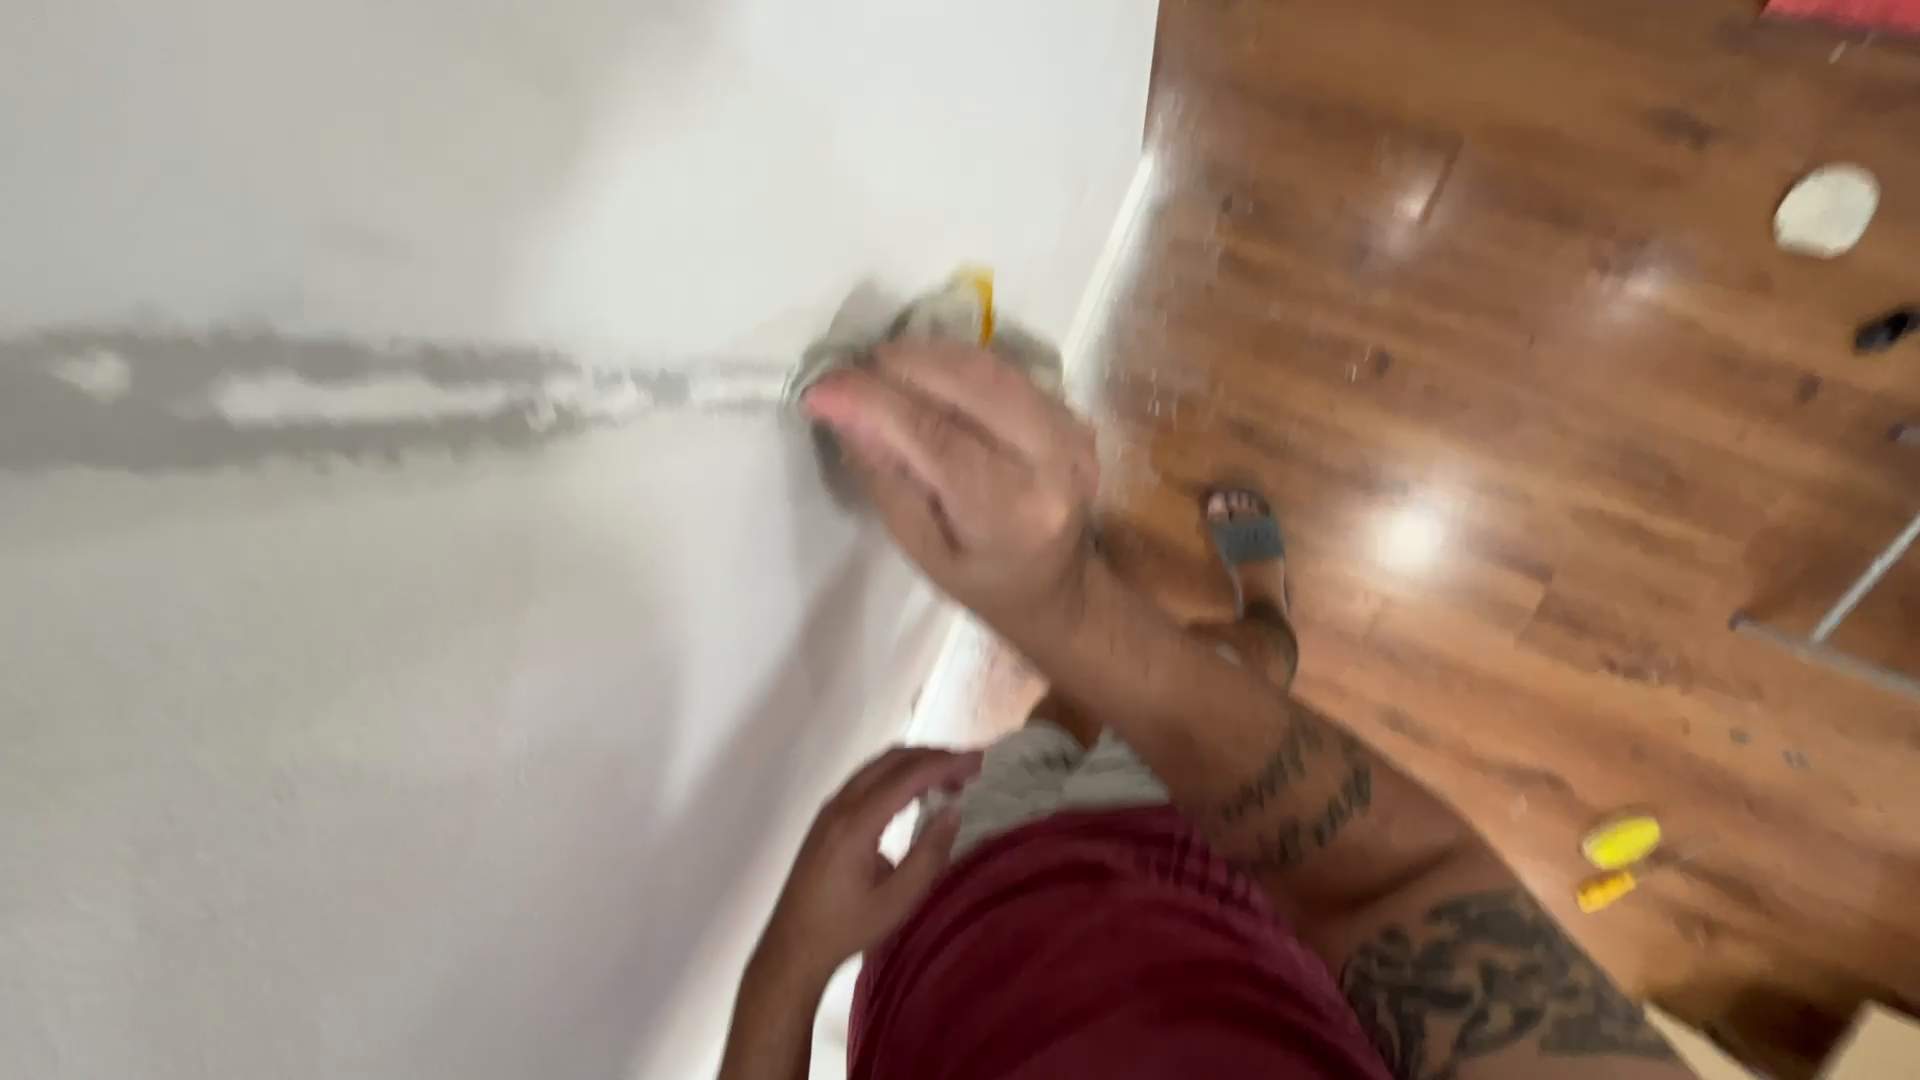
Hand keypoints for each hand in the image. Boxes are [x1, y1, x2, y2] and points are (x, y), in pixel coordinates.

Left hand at [756, 746, 982, 986]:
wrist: (792, 948)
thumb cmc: (846, 928)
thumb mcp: (897, 901)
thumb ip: (929, 854)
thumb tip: (954, 811)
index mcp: (856, 823)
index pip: (908, 776)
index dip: (946, 764)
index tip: (979, 762)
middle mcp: (841, 804)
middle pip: (892, 759)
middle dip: (934, 756)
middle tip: (970, 767)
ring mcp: (831, 807)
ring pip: (878, 765)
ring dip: (915, 763)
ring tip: (950, 778)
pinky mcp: (828, 816)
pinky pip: (867, 779)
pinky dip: (898, 775)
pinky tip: (916, 793)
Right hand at [801, 342, 1099, 633]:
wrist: (1056, 584)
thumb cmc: (979, 578)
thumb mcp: (919, 545)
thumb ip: (885, 475)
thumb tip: (840, 407)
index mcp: (1011, 511)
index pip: (937, 437)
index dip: (874, 402)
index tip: (821, 389)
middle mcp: (1053, 462)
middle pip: (970, 383)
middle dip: (899, 365)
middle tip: (849, 373)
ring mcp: (1070, 431)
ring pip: (988, 365)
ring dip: (925, 355)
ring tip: (879, 369)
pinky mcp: (1071, 414)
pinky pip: (1004, 369)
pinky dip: (955, 362)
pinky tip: (923, 373)